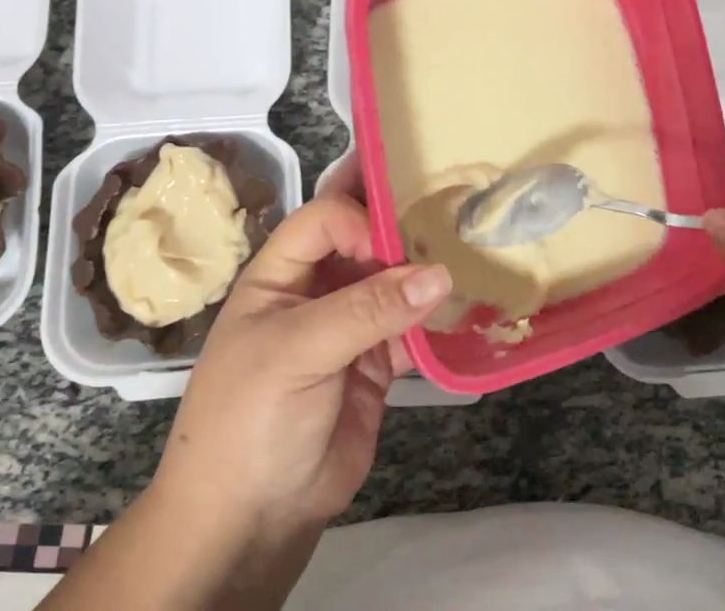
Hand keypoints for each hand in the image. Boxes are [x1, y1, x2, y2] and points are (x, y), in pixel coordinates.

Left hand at [153, 195, 452, 536]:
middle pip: (362, 243)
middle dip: (400, 227)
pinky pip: (411, 332)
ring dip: (426, 274)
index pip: (324, 220)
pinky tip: (469, 310)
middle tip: (455, 206)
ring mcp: (347, 331)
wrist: (249, 517)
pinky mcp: (375, 368)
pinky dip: (436, 323)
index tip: (397, 246)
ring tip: (475, 252)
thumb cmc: (251, 417)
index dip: (361, 220)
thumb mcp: (296, 353)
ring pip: (393, 286)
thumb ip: (366, 309)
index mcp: (279, 276)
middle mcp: (315, 293)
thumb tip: (440, 273)